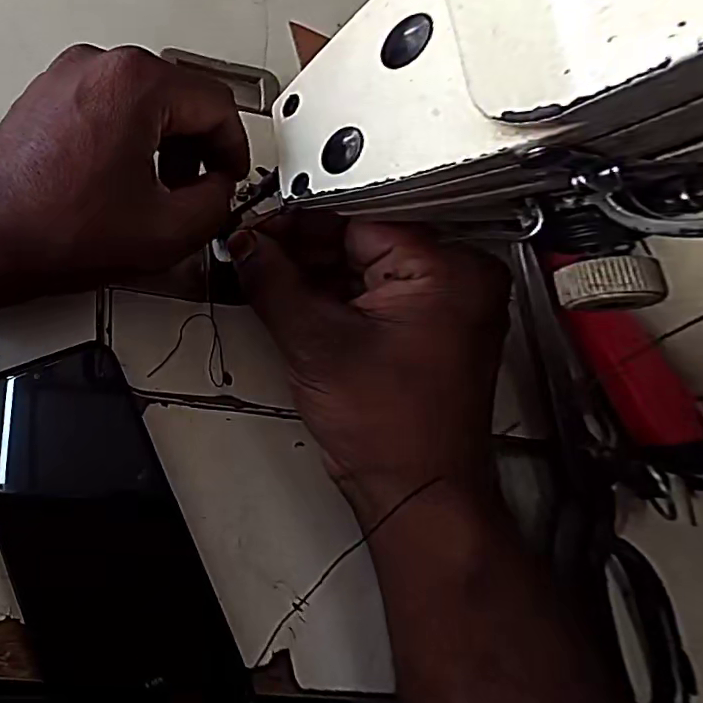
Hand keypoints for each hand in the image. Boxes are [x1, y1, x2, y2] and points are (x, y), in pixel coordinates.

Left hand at [0, 45, 247, 296]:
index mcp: (132, 82)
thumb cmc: (46, 233)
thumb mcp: (162, 232)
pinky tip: (107, 183)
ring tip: (146, 193)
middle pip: (175, 98)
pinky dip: (115, 140)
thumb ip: (215, 205)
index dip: (232, 149)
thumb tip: (217, 192)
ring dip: (154, 144)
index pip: (216, 104)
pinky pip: (97, 109)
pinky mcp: (38, 100)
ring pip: (135, 103)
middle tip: (190, 189)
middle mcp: (94, 66)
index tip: (226, 175)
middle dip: (191, 147)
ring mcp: (60, 80)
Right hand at [232, 215, 511, 516]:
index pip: (355, 219)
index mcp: (446, 271)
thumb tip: (249, 246)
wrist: (411, 483)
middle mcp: (453, 280)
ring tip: (261, 278)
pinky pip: (362, 292)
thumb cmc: (394, 426)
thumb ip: (272, 282)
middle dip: (296, 249)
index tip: (257, 231)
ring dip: (305, 272)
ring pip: (355, 266)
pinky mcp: (415, 327)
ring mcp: (436, 305)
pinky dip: (322, 295)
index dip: (295, 224)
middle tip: (251, 254)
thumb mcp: (313, 340)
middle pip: (356, 239)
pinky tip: (285, 299)